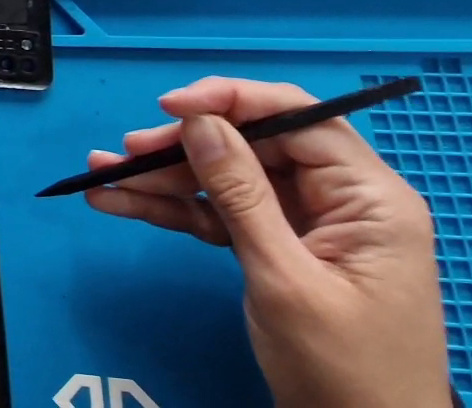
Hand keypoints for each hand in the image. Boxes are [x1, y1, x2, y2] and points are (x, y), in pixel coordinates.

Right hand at [84, 77, 452, 407]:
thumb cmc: (344, 371)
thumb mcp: (284, 278)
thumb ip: (241, 194)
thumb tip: (200, 121)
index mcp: (368, 198)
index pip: (296, 118)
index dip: (230, 100)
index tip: (170, 106)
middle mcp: (338, 198)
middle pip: (250, 144)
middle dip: (183, 146)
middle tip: (127, 152)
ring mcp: (304, 222)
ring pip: (224, 176)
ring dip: (164, 177)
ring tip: (103, 174)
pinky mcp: (275, 245)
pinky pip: (216, 210)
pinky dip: (171, 208)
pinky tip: (120, 202)